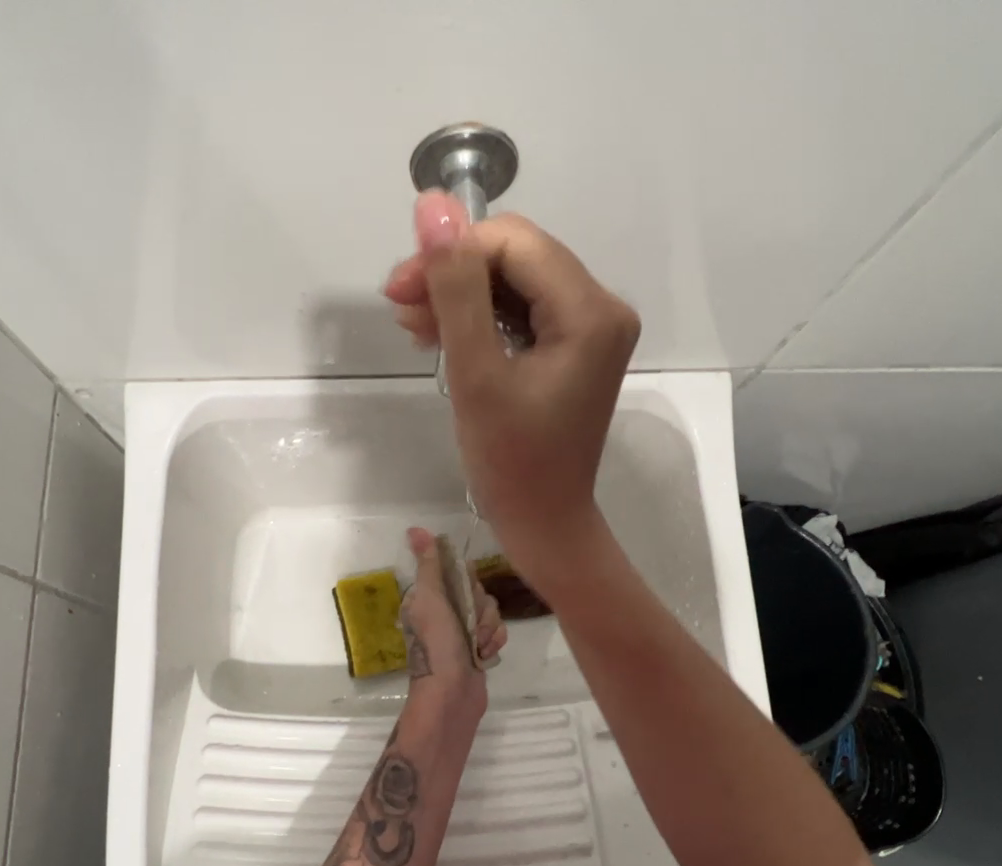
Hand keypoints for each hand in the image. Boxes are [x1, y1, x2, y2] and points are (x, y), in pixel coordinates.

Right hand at [384, 193, 639, 582]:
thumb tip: (433, 205)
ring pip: (514, 282)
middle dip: (453, 275)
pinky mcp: (575, 347)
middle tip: (400, 307)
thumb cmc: (511, 462)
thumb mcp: (476, 372)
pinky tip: (439, 335)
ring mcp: (591, 328)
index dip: (452, 252)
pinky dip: (480, 319)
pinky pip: (523, 311)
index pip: (514, 242)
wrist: (544, 522)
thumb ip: (454, 288)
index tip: (398, 288)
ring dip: (460, 296)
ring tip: (413, 326)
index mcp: (591, 312)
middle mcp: (602, 308)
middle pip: (516, 257)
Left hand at [400, 527, 504, 718]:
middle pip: (478, 591)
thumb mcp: (430, 598)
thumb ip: (429, 564)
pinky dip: (493, 643)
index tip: (466, 595)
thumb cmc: (438, 644)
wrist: (451, 694)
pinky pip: (496, 633)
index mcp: (428, 598)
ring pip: (490, 612)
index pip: (459, 573)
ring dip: (488, 628)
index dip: (469, 582)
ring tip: (477, 646)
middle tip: (470, 626)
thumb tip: (415, 530)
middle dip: (481, 608)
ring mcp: (462, 632)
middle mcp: (444, 613)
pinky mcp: (478, 649)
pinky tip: (484, 656)